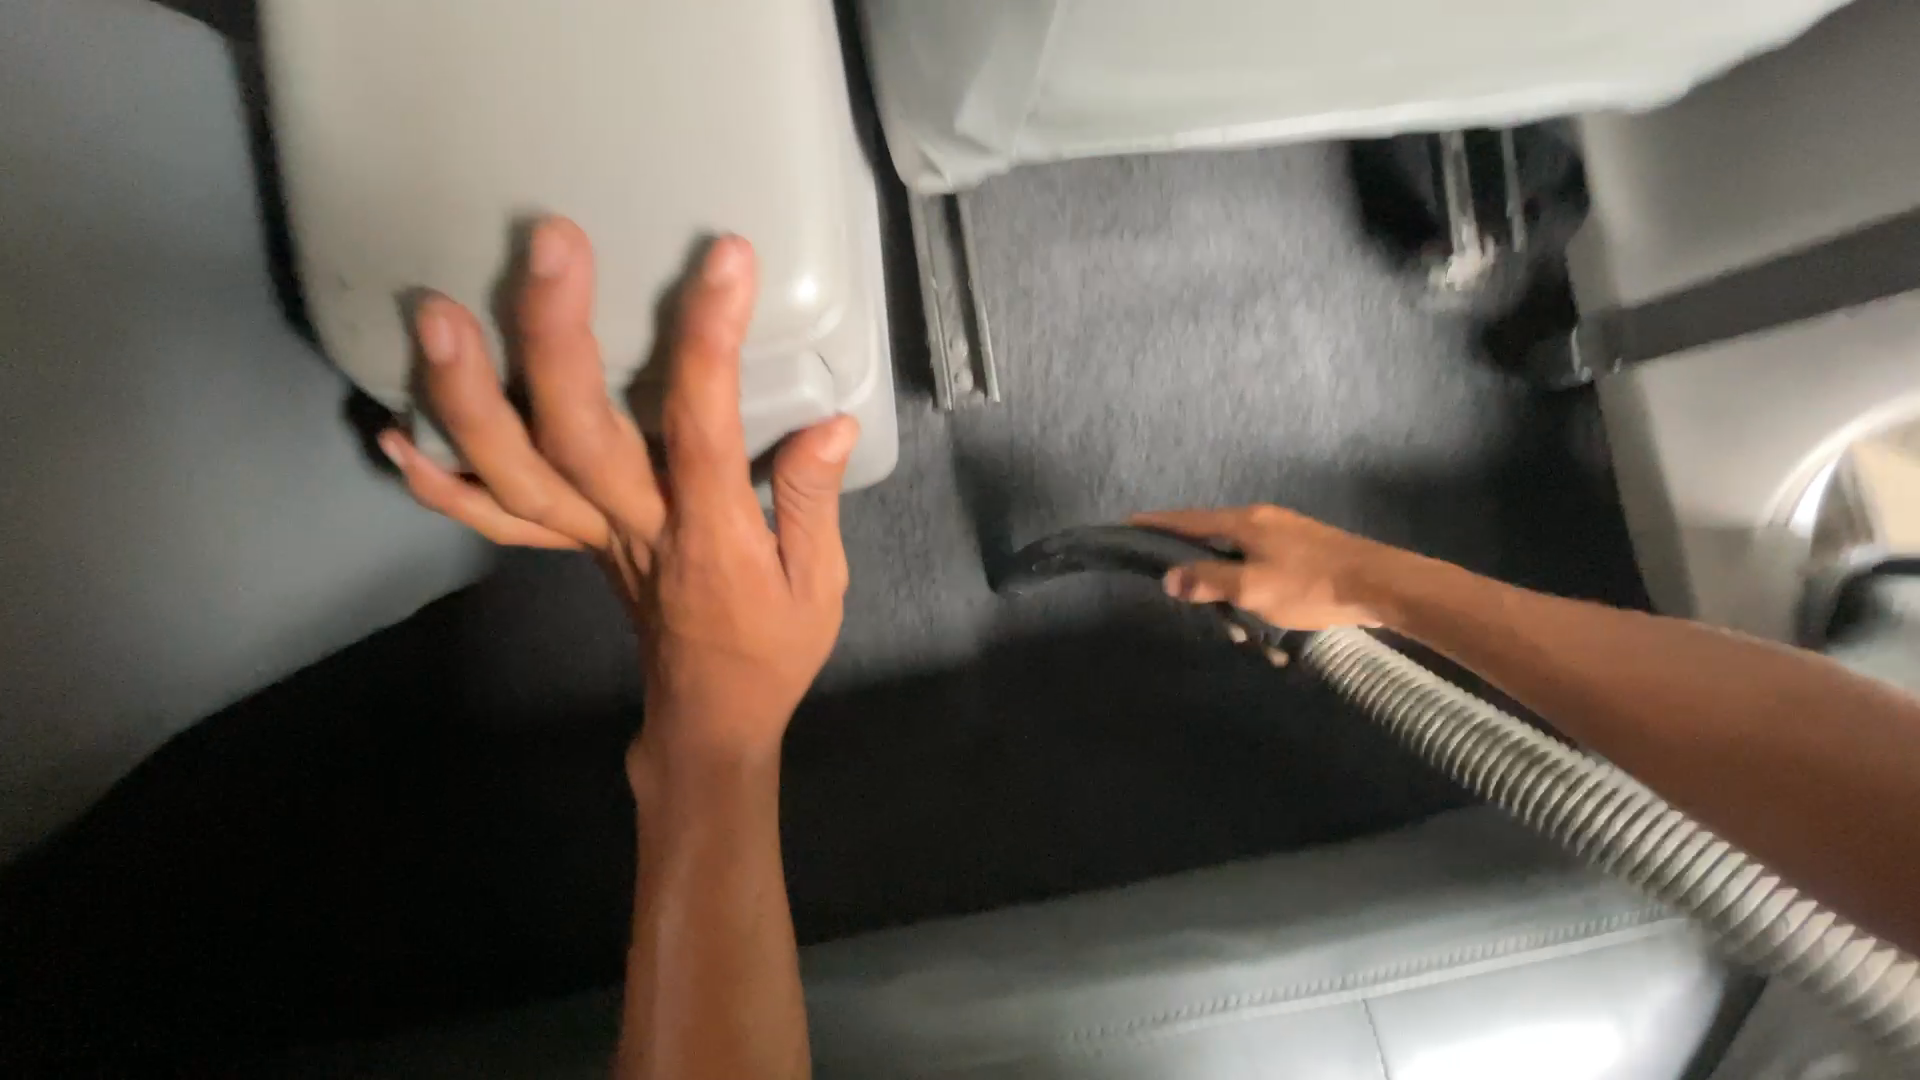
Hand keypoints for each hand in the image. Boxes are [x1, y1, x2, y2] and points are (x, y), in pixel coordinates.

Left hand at [377, 218, 856, 767]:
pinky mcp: (572, 548)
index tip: (726, 262)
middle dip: (557, 339)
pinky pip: (494, 520)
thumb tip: (830, 424)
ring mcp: (591, 540)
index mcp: (713, 535)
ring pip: (516, 472)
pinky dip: (438, 481)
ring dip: (469, 397)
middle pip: (581, 436)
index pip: (705, 428)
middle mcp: (637, 529)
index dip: (711, 343)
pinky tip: (395, 432)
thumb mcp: (820, 582)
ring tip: (437, 311)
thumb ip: (814, 503)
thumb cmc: (772, 647)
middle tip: (552, 248)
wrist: (711, 714)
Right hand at [1132, 506, 1410, 629]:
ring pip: (1236, 549)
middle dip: (1187, 552)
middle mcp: (1261, 518)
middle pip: (1210, 531)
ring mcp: (1285, 531)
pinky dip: (1244, 578)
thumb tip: (1168, 577)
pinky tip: (1252, 604)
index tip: (1129, 522)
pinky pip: (1258, 559)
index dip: (1157, 523)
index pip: (1187, 519)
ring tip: (1213, 602)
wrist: (1382, 585)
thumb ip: (1207, 581)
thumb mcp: (1250, 588)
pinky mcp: (1304, 547)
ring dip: (1220, 574)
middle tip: (1165, 569)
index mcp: (1243, 522)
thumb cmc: (1310, 585)